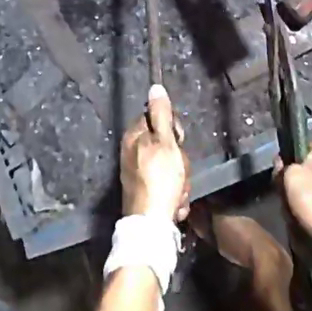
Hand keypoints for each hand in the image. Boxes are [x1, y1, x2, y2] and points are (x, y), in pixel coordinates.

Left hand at [121, 84, 189, 221]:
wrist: (152, 224)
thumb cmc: (160, 178)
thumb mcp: (165, 141)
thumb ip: (162, 114)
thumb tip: (155, 87)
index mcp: (133, 137)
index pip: (157, 118)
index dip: (172, 128)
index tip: (178, 140)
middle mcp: (132, 153)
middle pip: (165, 143)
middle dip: (179, 158)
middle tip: (179, 168)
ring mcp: (137, 174)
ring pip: (169, 166)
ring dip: (180, 178)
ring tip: (178, 189)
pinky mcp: (145, 192)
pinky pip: (166, 184)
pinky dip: (174, 192)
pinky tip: (176, 201)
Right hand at [279, 145, 311, 255]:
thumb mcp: (291, 175)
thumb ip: (284, 165)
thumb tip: (282, 161)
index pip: (299, 148)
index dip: (285, 159)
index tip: (278, 172)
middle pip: (301, 171)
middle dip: (290, 183)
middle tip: (283, 193)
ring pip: (305, 191)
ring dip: (295, 201)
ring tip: (291, 211)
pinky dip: (306, 213)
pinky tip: (301, 221)